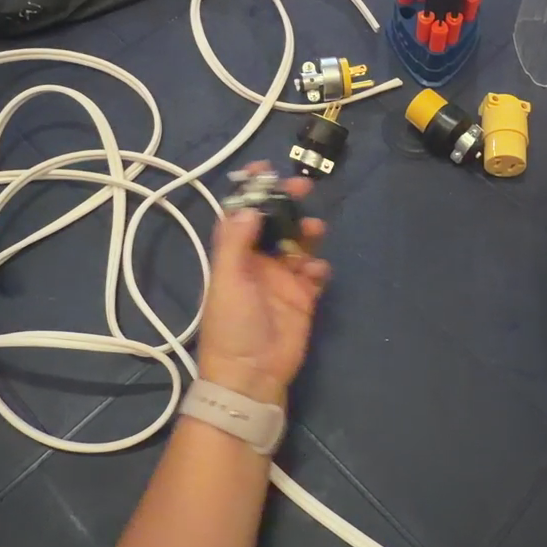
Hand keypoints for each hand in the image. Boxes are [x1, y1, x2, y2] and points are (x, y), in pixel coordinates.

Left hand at [197, 167, 330, 407]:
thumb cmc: (231, 327)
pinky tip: (316, 272)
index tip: (265, 169)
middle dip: (287, 203)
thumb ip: (235, 242)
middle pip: (275, 222)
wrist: (251, 377)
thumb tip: (248, 207)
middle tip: (302, 187)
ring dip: (306, 231)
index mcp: (233, 256)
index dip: (251, 191)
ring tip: (314, 230)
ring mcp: (282, 279)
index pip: (241, 214)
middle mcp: (258, 262)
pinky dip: (319, 266)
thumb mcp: (226, 281)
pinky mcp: (303, 297)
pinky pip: (315, 272)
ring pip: (298, 243)